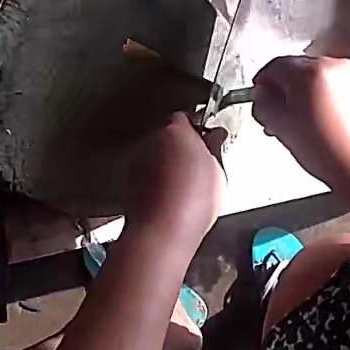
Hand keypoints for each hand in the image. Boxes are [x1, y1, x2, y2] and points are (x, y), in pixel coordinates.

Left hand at [126, 113, 225, 243]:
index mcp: (176, 132)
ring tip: (188, 187)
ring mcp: (138, 161)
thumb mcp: (218, 170)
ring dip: (170, 164)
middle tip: (202, 167)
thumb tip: (216, 134)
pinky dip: (159, 180)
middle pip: (169, 137)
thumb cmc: (194, 200)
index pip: (185, 118)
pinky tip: (173, 197)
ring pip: (158, 156)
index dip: (198, 130)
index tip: (209, 143)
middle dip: (183, 148)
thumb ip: (215, 146)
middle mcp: (152, 141)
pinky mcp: (131, 182)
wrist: (163, 231)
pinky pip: (149, 174)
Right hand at [251, 56, 349, 189]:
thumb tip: (260, 95)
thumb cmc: (329, 150)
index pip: (274, 67)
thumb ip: (264, 105)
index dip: (262, 83)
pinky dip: (320, 97)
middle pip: (295, 69)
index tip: (258, 96)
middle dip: (282, 90)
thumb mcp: (283, 127)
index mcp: (309, 72)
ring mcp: (349, 75)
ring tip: (296, 123)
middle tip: (274, 114)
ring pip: (314, 77)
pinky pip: (331, 85)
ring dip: (301, 94)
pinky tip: (316, 121)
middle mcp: (331, 66)